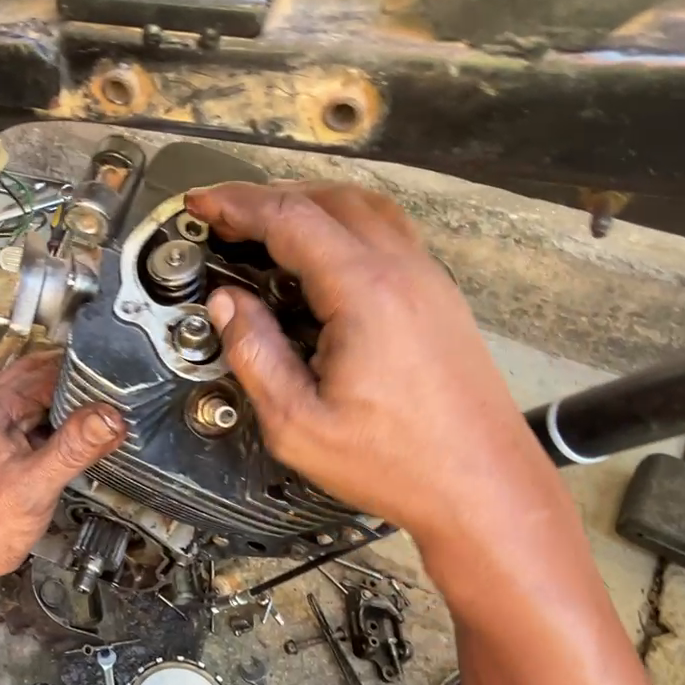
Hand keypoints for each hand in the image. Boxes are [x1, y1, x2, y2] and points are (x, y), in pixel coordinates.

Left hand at [0, 352, 124, 589]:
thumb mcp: (37, 484)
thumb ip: (75, 447)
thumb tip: (109, 417)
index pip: (42, 373)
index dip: (79, 377)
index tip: (112, 382)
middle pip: (32, 383)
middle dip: (69, 384)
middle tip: (107, 388)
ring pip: (27, 407)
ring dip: (57, 407)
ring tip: (94, 411)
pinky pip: (21, 430)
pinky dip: (45, 428)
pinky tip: (64, 441)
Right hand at [185, 182, 557, 542]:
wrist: (484, 488)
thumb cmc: (395, 463)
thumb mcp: (297, 423)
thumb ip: (254, 354)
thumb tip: (227, 305)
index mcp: (365, 293)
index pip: (290, 219)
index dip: (237, 204)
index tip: (201, 203)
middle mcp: (403, 272)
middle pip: (329, 199)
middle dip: (268, 197)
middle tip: (224, 214)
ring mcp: (429, 281)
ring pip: (366, 209)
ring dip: (310, 205)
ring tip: (266, 225)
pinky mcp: (439, 300)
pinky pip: (388, 235)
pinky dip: (344, 226)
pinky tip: (321, 257)